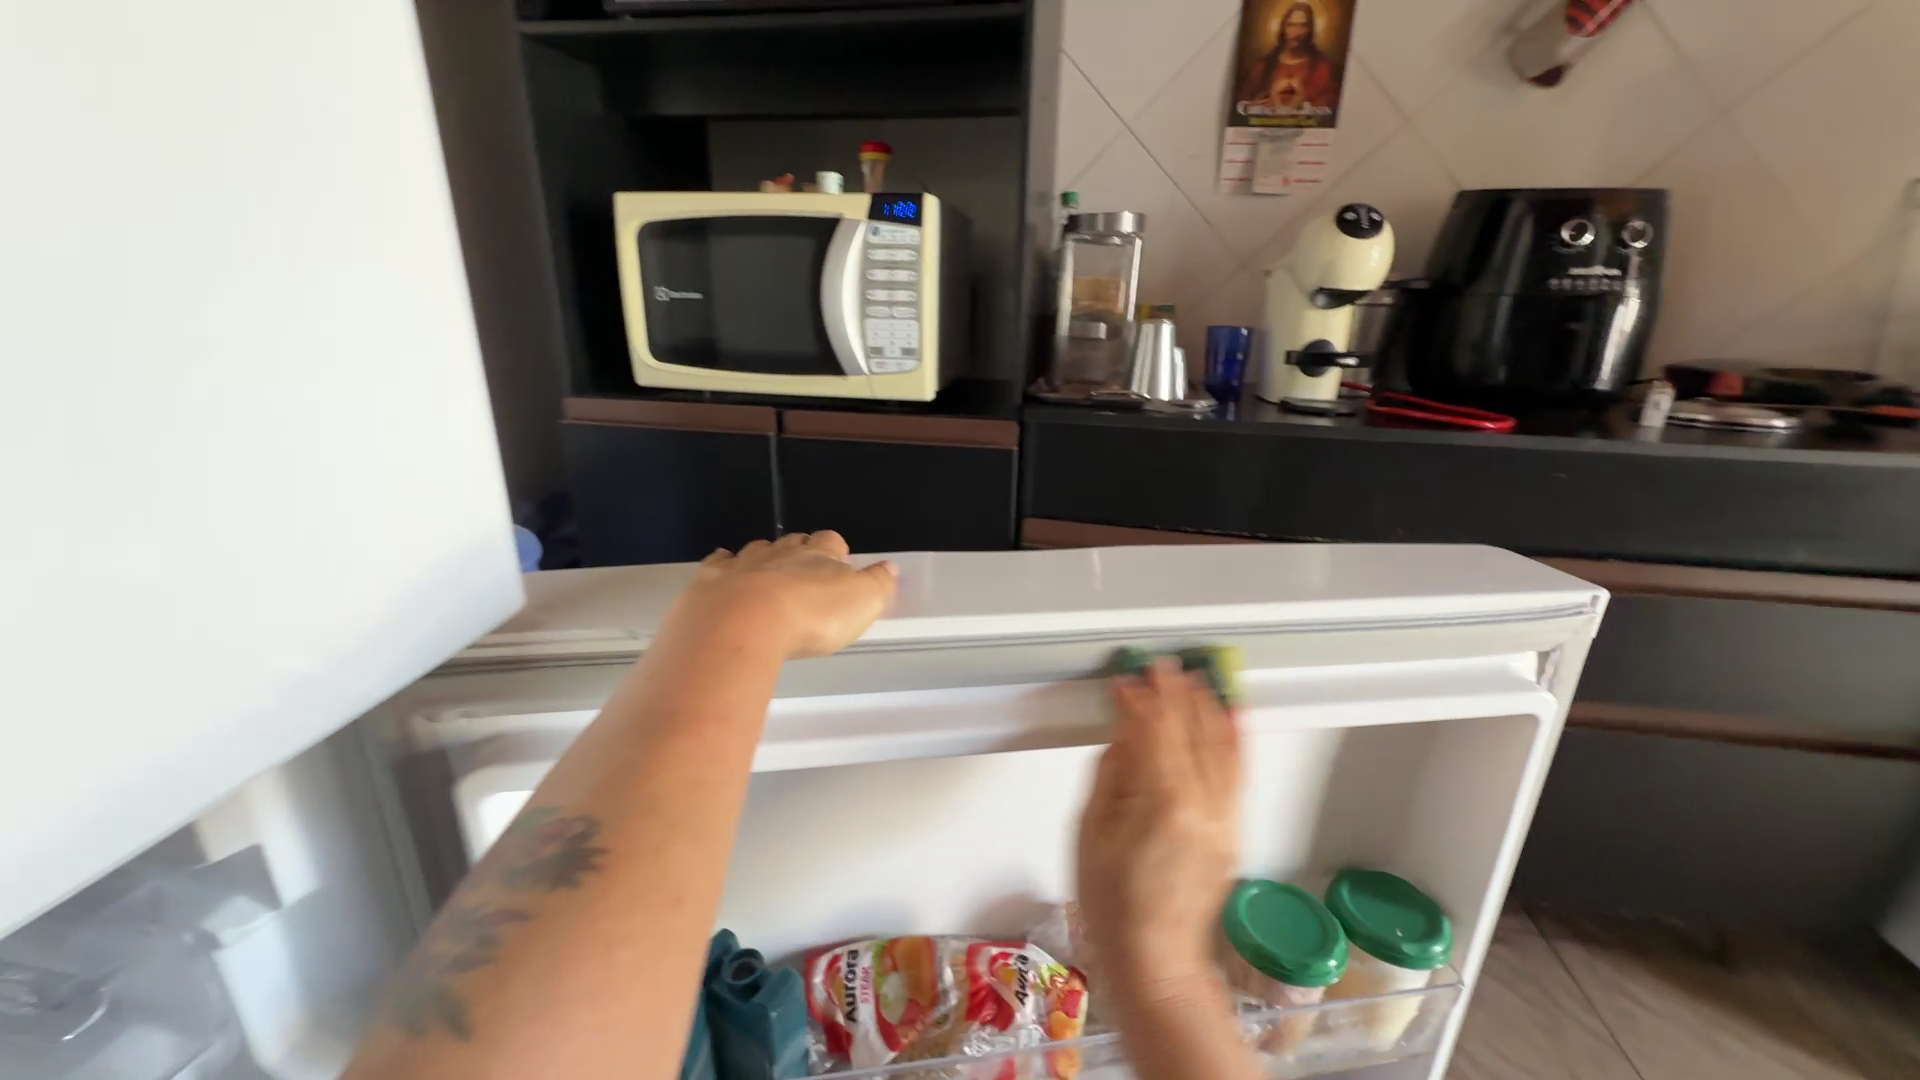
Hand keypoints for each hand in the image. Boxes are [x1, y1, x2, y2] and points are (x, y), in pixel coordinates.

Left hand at [670, 531, 897, 658]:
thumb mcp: (862, 603)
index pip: (832, 541)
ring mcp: (744, 562)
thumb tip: (890, 566)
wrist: (743, 624)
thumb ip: (878, 583)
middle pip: (794, 541)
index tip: (838, 562)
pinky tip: (726, 576)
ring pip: (757, 550)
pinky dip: (725, 566)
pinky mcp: (712, 578)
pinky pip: (719, 563)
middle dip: (800, 551)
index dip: (836, 550)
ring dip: (764, 559)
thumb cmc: (811, 616)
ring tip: (768, 577)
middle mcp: (782, 551)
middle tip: (804, 572)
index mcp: (820, 556)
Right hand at [1077, 658, 1241, 1004]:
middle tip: (1160, 666)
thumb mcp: (1090, 829)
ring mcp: (1225, 817)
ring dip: (1206, 707)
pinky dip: (1236, 739)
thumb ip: (1112, 771)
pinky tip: (1233, 715)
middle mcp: (1202, 803)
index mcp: (1162, 801)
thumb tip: (1125, 729)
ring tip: (1194, 678)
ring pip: (1220, 746)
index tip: (1125, 680)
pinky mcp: (1234, 829)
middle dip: (1175, 694)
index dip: (1140, 700)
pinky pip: (1240, 773)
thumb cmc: (1110, 900)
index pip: (1154, 730)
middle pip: (1191, 731)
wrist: (1155, 958)